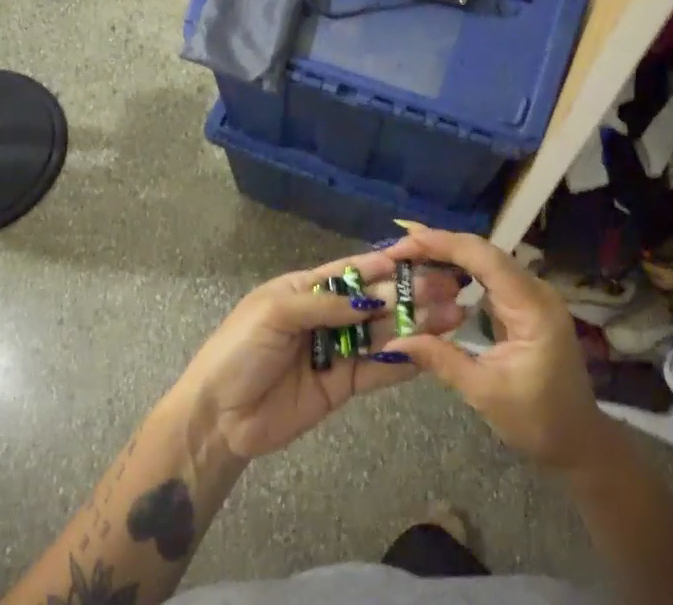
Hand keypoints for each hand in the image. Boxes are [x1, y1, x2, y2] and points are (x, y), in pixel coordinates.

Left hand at [174, 249, 465, 459]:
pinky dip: (404, 360)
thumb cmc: (239, 351)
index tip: (423, 255)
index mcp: (306, 288)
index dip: (387, 264)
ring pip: (384, 333)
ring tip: (454, 315)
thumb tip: (373, 299)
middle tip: (452, 287)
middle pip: (376, 301)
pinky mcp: (344, 384)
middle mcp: (326, 315)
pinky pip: (378, 369)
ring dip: (417, 324)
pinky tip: (432, 351)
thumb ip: (324, 304)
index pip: (353, 270)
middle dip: (411, 293)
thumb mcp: (274, 314)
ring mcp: (337, 351)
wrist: (219, 417)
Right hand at [382, 227, 611, 472]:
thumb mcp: (484, 392)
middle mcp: (536, 292)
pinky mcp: (524, 306)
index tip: (405, 240)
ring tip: (407, 254)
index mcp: (533, 308)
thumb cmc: (538, 420)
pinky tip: (434, 273)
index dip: (443, 244)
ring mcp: (532, 297)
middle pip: (484, 253)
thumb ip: (440, 359)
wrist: (578, 440)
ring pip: (485, 261)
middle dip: (439, 245)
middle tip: (397, 246)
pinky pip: (489, 277)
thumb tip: (393, 342)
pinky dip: (459, 271)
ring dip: (448, 255)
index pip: (485, 258)